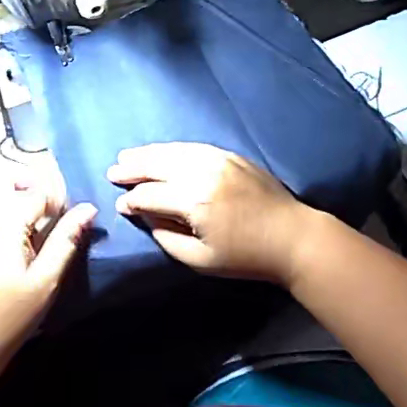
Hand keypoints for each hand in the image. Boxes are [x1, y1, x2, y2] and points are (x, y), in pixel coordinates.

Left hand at [0, 172, 95, 382]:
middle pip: (13, 192)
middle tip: (53, 230)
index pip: (37, 194)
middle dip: (37, 203)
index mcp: (1, 225)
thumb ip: (67, 240)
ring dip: (19, 211)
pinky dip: (1, 223)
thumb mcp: (45, 281)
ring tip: (34, 238)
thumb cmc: (8, 319)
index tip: (70, 227)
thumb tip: (88, 208)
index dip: (59, 204)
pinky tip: (10, 250)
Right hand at [107, 143, 316, 283]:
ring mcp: (220, 160)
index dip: (132, 201)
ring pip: (175, 151)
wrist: (292, 237)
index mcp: (194, 200)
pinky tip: (163, 153)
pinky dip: (174, 149)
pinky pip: (195, 147)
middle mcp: (204, 173)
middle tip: (114, 171)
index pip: (150, 195)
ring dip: (150, 153)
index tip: (121, 206)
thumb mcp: (200, 259)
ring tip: (130, 156)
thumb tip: (146, 216)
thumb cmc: (246, 256)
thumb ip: (167, 237)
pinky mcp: (232, 156)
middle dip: (134, 168)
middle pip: (159, 165)